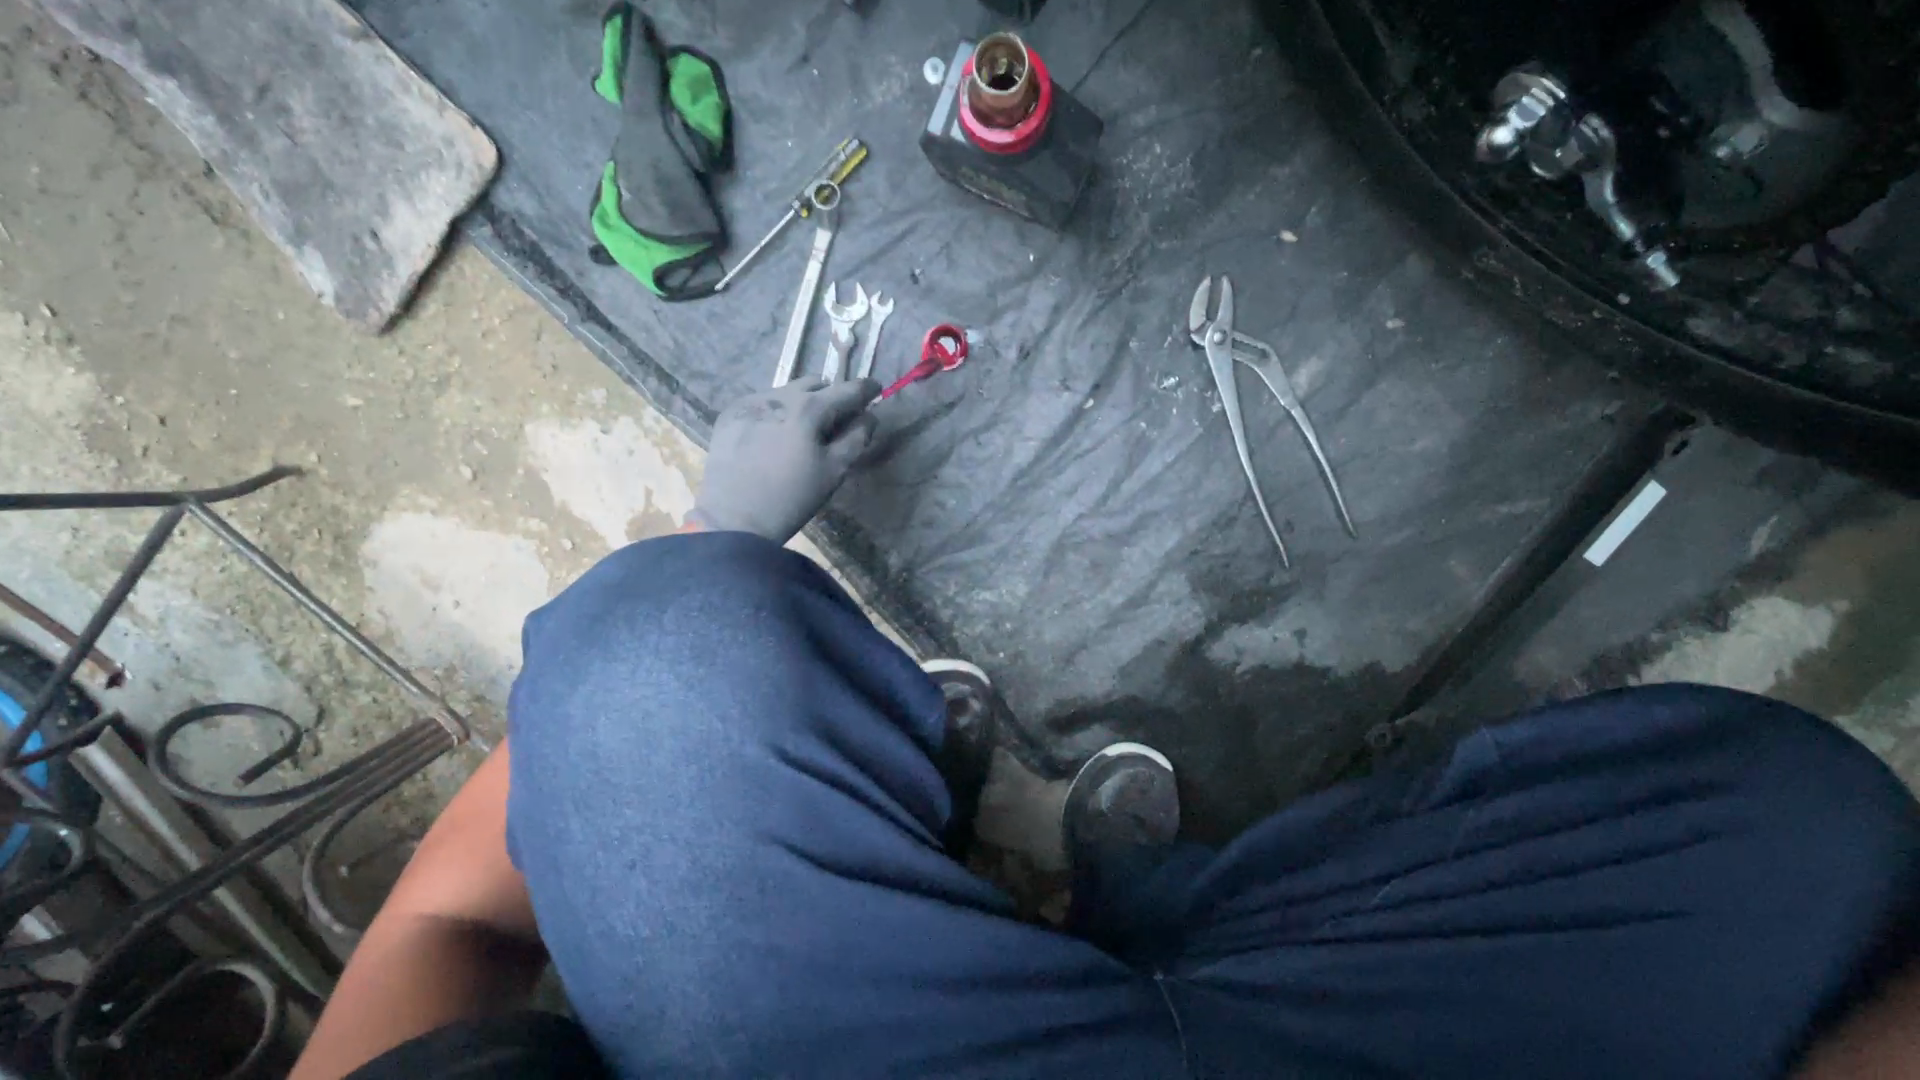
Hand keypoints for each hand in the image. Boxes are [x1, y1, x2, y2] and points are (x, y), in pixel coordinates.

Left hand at [689, 378, 879, 542]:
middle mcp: (778, 395)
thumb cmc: (791, 498)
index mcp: (808, 408)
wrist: (732, 519)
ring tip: (803, 430)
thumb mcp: (833, 472)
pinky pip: (762, 404)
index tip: (876, 389)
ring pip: (786, 392)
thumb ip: (856, 439)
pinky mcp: (730, 415)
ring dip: (802, 403)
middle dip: (831, 396)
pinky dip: (776, 413)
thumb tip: (869, 417)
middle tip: (837, 420)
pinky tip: (774, 437)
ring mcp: (750, 403)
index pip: (847, 390)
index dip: (866, 389)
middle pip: (815, 384)